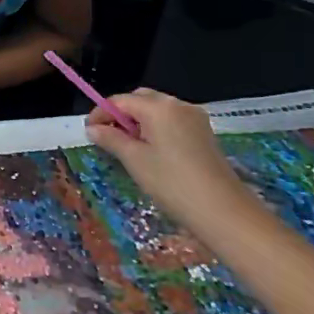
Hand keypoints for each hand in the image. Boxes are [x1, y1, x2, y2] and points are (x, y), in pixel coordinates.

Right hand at [87, 89, 251, 225]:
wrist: (225, 213)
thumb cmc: (172, 183)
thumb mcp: (134, 160)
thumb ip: (111, 139)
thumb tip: (93, 128)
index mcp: (159, 107)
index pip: (120, 100)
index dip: (101, 113)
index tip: (88, 131)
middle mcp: (178, 105)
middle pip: (140, 100)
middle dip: (121, 114)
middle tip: (108, 138)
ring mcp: (195, 119)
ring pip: (157, 111)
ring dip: (139, 122)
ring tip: (128, 148)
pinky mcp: (205, 134)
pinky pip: (172, 122)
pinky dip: (156, 130)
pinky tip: (152, 153)